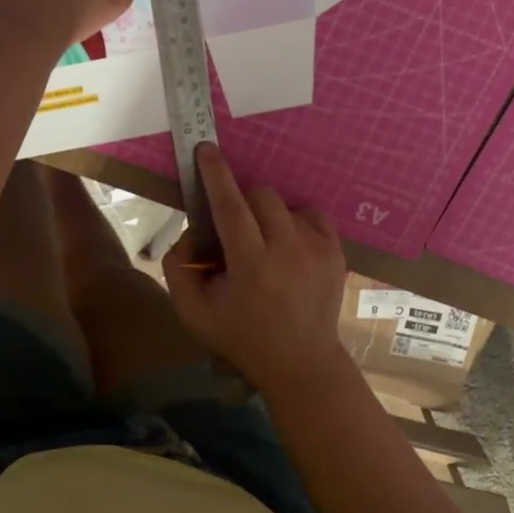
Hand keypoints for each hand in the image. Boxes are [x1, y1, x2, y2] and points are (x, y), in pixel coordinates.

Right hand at [164, 144, 347, 394]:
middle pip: (261, 195)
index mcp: (251, 266)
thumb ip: (177, 267)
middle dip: (242, 201)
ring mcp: (317, 250)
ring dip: (266, 214)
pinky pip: (310, 213)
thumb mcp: (193, 313)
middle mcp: (288, 252)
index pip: (231, 206)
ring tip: (263, 244)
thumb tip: (189, 233)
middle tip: (235, 227)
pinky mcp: (336, 252)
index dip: (216, 174)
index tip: (206, 149)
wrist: (301, 364)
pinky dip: (293, 221)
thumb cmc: (241, 337)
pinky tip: (286, 246)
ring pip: (285, 204)